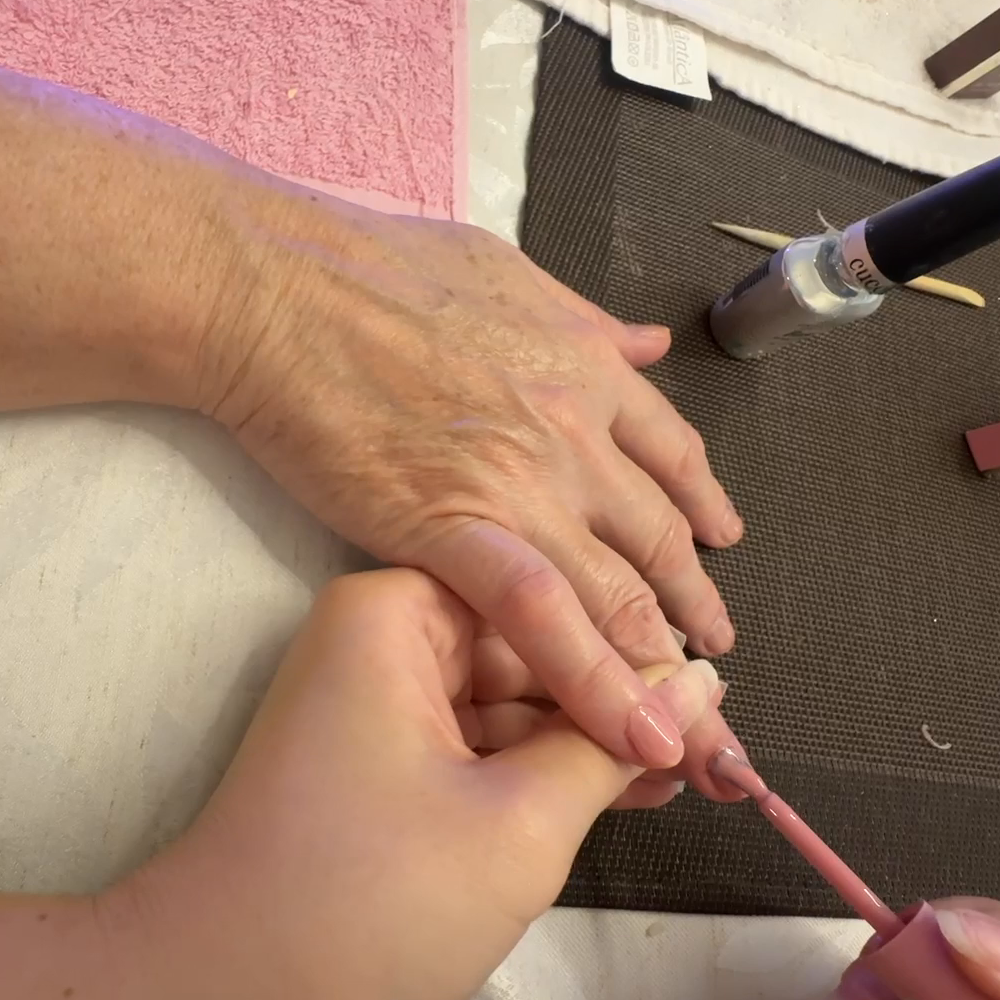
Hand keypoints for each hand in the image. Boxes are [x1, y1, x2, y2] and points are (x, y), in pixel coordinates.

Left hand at [107, 568, 730, 999]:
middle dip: (617, 705)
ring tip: (690, 771)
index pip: (539, 600)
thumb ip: (611, 742)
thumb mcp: (517, 819)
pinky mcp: (386, 741)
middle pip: (528, 650)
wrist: (230, 990)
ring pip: (512, 699)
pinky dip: (542, 765)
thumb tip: (691, 683)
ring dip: (589, 742)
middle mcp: (385, 630)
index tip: (711, 697)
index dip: (630, 652)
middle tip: (715, 744)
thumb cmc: (368, 897)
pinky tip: (619, 786)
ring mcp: (383, 687)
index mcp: (398, 609)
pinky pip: (481, 734)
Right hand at [202, 196, 742, 771]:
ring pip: (618, 590)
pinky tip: (630, 731)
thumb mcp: (502, 271)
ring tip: (683, 707)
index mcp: (583, 367)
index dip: (699, 504)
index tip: (717, 542)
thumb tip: (638, 344)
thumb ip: (581, 319)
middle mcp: (573, 434)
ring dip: (659, 655)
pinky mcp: (453, 530)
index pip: (669, 454)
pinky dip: (594, 683)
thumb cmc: (372, 268)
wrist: (283, 293)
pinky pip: (542, 620)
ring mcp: (521, 487)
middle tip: (713, 645)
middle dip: (693, 599)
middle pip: (657, 536)